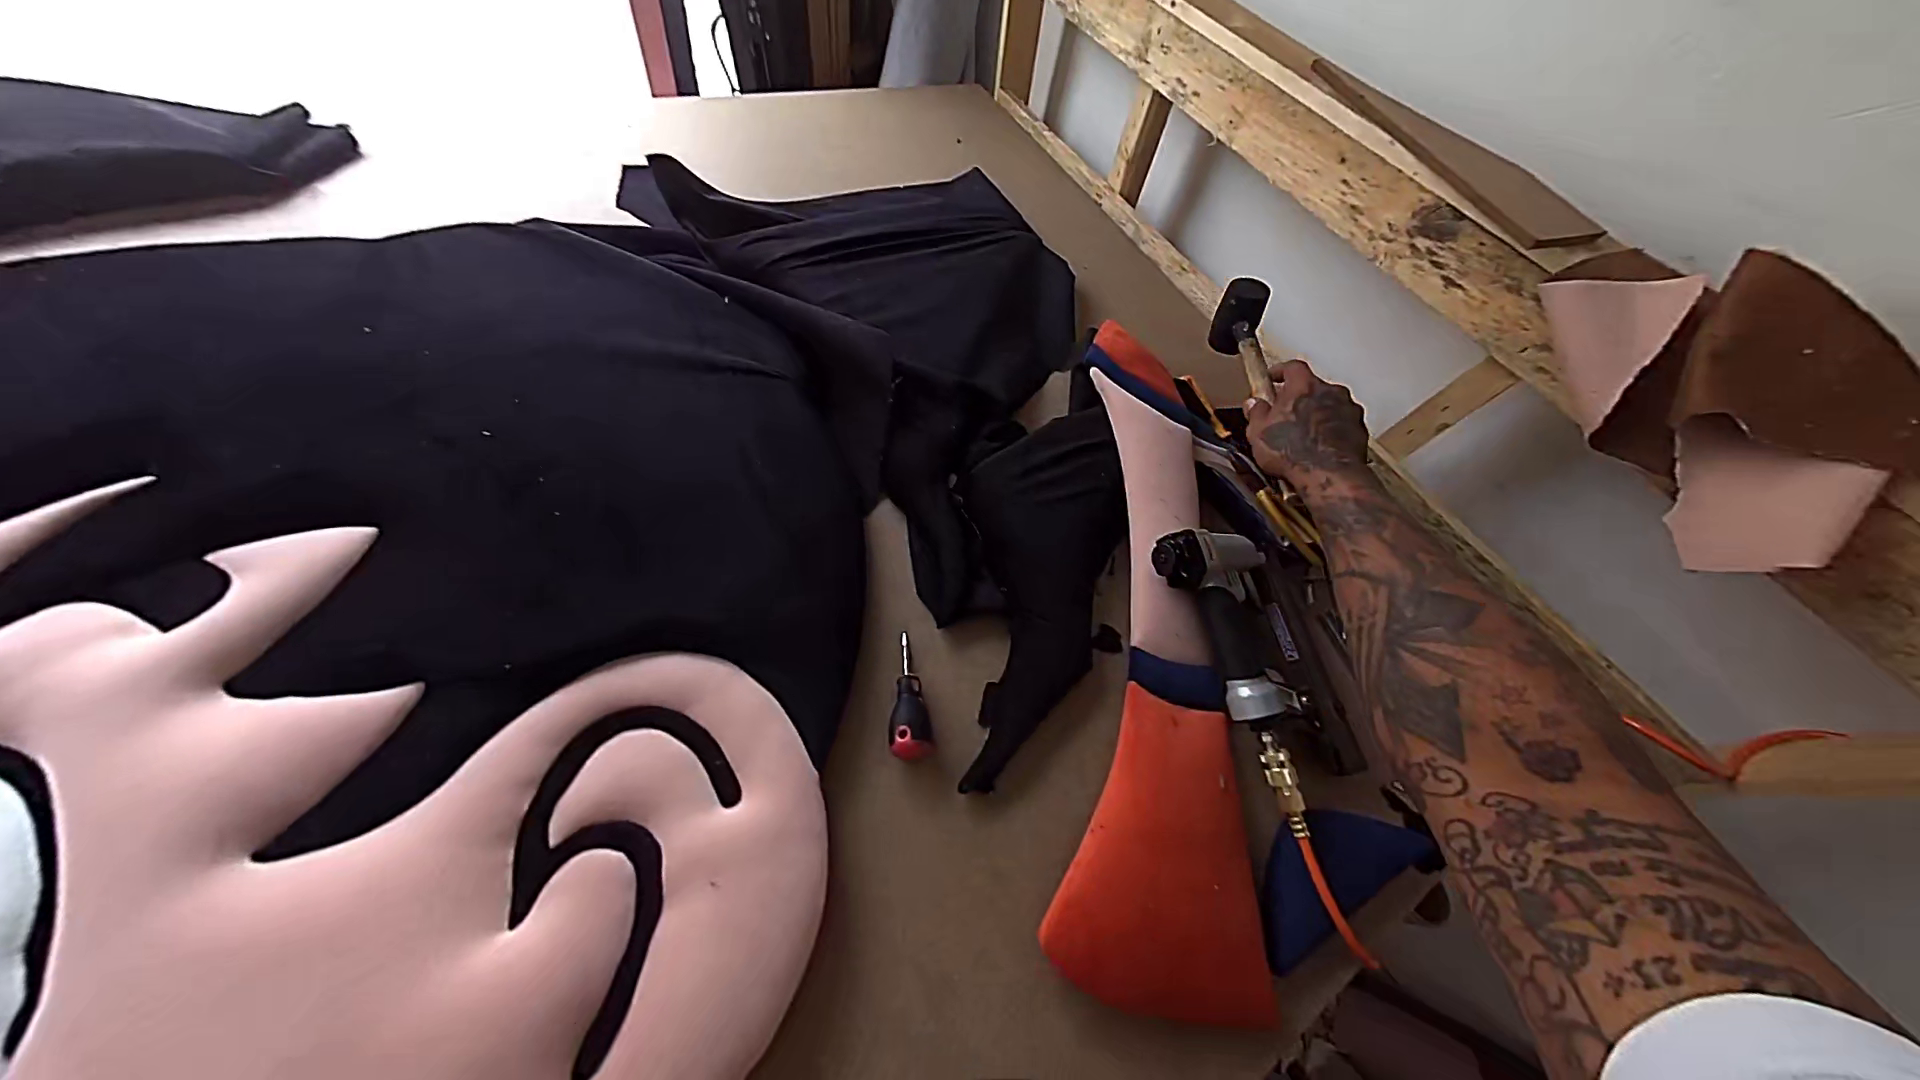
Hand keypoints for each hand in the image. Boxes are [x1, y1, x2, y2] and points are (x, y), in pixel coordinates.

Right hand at [1243, 360, 1370, 487]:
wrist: (1326, 474)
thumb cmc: (1293, 451)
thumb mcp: (1258, 431)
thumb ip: (1256, 412)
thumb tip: (1254, 404)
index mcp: (1304, 386)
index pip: (1292, 367)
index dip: (1280, 371)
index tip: (1273, 377)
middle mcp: (1331, 392)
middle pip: (1313, 386)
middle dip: (1299, 397)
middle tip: (1284, 411)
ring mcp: (1348, 410)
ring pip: (1329, 405)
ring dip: (1316, 414)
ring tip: (1301, 435)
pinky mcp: (1359, 430)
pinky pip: (1341, 424)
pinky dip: (1330, 430)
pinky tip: (1317, 446)